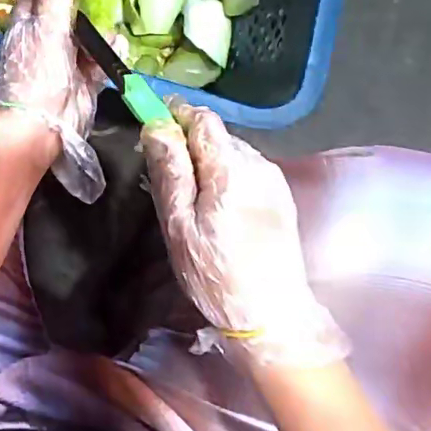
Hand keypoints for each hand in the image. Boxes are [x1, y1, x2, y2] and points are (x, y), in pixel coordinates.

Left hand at [0, 0, 104, 201]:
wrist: (44, 122)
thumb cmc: (38, 70)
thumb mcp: (46, 24)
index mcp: (27, 21)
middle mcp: (43, 37)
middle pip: (62, 7)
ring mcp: (63, 58)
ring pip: (84, 33)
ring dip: (99, 23)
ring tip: (113, 9)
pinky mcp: (82, 79)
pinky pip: (99, 60)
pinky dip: (108, 51)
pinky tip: (116, 44)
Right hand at [141, 100, 346, 368]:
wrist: (273, 318)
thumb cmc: (215, 274)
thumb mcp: (179, 225)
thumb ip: (170, 171)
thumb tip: (156, 126)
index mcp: (231, 169)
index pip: (202, 118)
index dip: (174, 113)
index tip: (150, 125)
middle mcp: (258, 164)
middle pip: (215, 133)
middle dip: (186, 140)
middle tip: (161, 171)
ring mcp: (273, 179)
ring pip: (228, 150)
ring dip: (204, 158)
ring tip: (186, 193)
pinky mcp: (280, 195)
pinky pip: (243, 168)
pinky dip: (222, 173)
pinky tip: (212, 204)